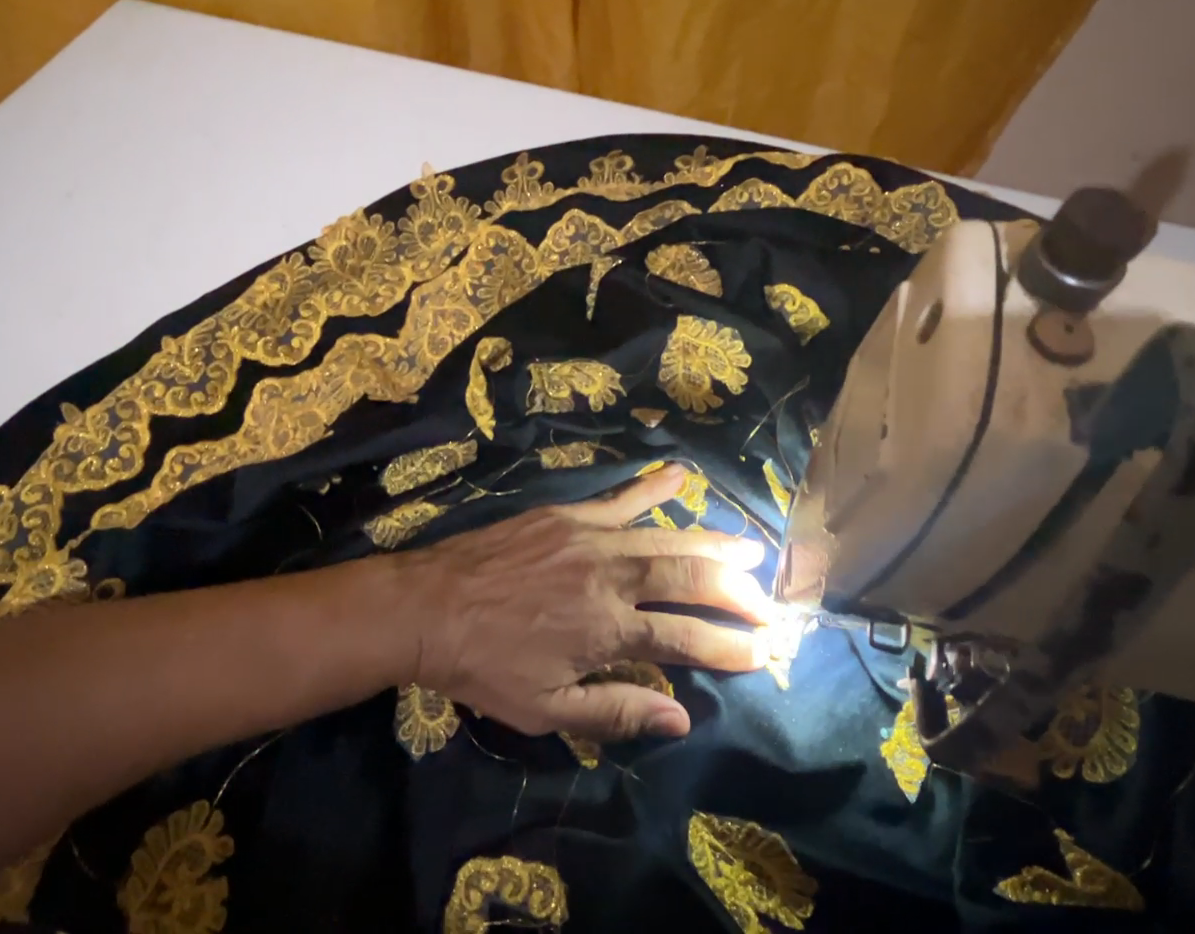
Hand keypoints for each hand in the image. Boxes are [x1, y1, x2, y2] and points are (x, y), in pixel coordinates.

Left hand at [398, 464, 775, 742]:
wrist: (426, 607)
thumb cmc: (484, 666)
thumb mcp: (544, 710)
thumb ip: (614, 713)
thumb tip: (681, 720)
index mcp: (607, 631)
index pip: (686, 640)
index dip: (730, 647)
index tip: (764, 651)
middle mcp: (610, 578)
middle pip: (688, 579)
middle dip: (735, 591)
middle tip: (768, 600)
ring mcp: (589, 539)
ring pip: (665, 537)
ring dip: (711, 542)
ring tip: (749, 548)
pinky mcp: (566, 516)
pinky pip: (618, 498)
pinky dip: (652, 488)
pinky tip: (680, 475)